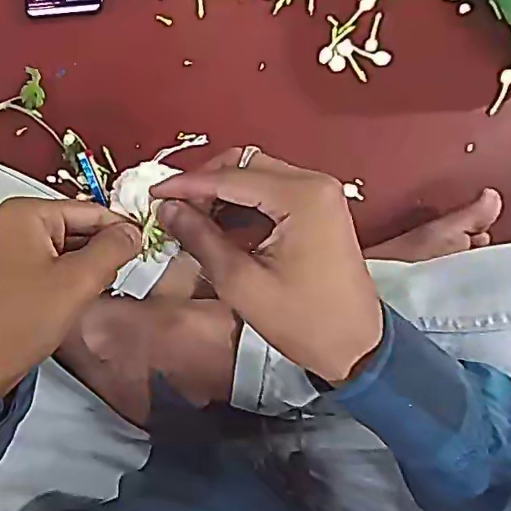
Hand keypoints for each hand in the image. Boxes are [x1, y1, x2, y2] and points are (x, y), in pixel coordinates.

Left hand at [0, 198, 141, 397]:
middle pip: (82, 227)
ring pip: (74, 248)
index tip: (144, 245)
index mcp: (27, 214)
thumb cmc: (15, 323)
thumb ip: (112, 249)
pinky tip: (81, 297)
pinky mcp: (20, 271)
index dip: (121, 229)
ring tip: (94, 290)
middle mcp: (19, 224)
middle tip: (118, 274)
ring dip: (91, 268)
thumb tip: (133, 232)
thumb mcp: (77, 281)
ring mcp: (18, 248)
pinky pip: (60, 264)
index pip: (91, 209)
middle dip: (104, 251)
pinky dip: (76, 279)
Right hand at [152, 149, 381, 383]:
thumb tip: (167, 208)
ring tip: (191, 219)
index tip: (153, 194)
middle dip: (205, 183)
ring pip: (257, 175)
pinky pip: (272, 192)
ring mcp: (320, 193)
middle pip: (245, 164)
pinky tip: (220, 226)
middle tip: (173, 208)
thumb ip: (200, 238)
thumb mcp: (241, 282)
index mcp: (301, 196)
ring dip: (223, 192)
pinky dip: (243, 204)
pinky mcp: (319, 208)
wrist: (357, 346)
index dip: (186, 184)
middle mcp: (314, 183)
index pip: (231, 176)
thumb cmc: (302, 320)